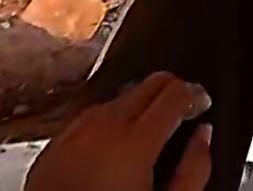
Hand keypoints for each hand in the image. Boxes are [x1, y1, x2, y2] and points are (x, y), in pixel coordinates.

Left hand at [26, 72, 213, 190]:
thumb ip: (194, 171)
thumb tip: (203, 135)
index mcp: (134, 144)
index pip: (176, 91)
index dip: (195, 94)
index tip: (201, 105)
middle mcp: (101, 129)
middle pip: (150, 83)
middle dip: (171, 93)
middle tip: (180, 113)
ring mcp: (71, 137)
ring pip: (120, 97)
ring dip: (139, 106)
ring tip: (146, 134)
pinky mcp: (49, 151)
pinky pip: (89, 118)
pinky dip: (108, 123)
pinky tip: (112, 149)